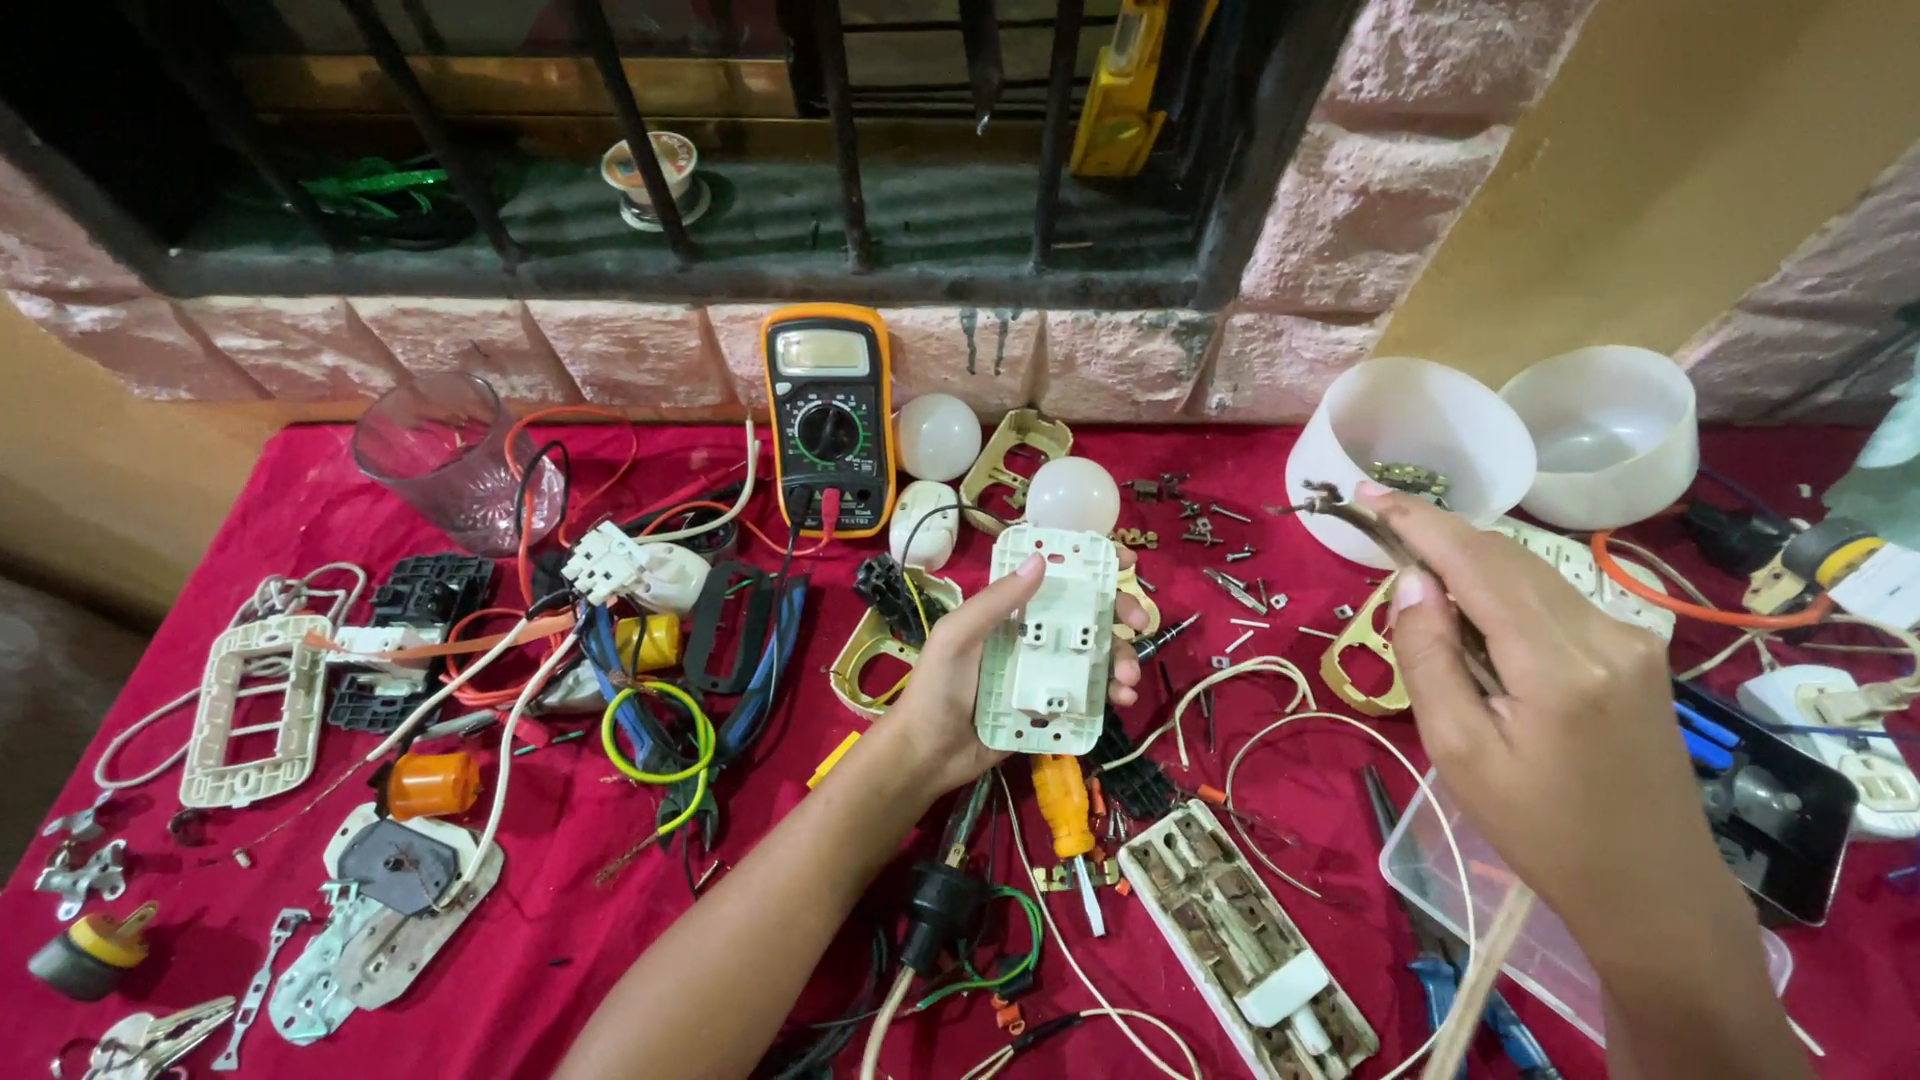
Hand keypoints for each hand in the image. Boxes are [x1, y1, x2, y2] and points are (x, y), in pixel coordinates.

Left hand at [885, 546, 1147, 793]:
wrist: (927, 755)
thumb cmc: (936, 688)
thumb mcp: (957, 637)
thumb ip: (995, 601)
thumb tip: (1040, 560)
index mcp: (1009, 612)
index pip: (1052, 576)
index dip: (1089, 564)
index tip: (1123, 562)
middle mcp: (1032, 636)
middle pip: (1086, 614)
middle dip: (1119, 612)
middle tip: (1140, 622)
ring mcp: (1044, 673)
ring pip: (1095, 654)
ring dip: (1121, 658)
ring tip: (1127, 679)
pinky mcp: (1051, 708)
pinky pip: (1089, 694)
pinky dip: (1111, 693)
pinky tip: (1120, 700)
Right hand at [1360, 484, 1747, 959]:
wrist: (1649, 885)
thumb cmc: (1536, 828)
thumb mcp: (1458, 750)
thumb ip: (1429, 657)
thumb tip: (1411, 580)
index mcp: (1558, 665)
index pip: (1478, 564)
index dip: (1420, 521)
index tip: (1368, 493)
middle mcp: (1606, 634)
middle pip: (1507, 556)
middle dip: (1439, 533)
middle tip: (1378, 526)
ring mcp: (1630, 640)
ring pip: (1531, 571)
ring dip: (1467, 560)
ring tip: (1412, 571)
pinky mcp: (1636, 651)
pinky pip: (1552, 597)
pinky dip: (1500, 588)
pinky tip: (1468, 612)